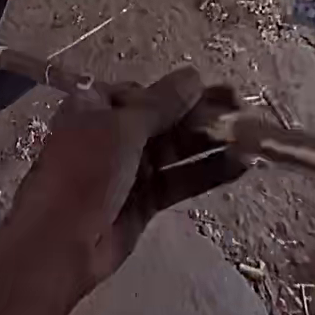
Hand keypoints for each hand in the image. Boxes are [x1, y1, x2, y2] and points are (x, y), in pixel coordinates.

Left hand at [0, 70, 244, 297]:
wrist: (61, 238)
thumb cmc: (84, 169)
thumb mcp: (120, 128)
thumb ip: (159, 105)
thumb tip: (193, 76)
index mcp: (92, 107)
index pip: (139, 92)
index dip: (173, 91)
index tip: (213, 88)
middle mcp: (110, 134)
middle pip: (160, 119)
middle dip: (198, 114)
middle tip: (243, 108)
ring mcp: (127, 168)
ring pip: (173, 149)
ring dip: (209, 142)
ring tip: (253, 134)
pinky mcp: (144, 199)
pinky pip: (179, 180)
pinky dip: (207, 172)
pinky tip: (242, 164)